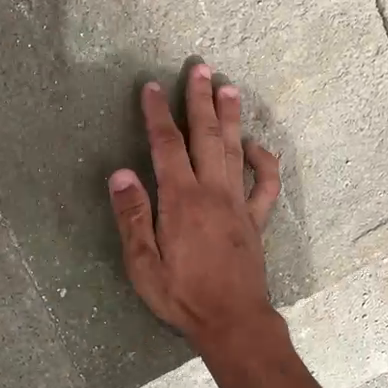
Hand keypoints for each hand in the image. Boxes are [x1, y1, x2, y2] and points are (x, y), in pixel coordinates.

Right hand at [108, 62, 281, 354]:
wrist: (232, 321)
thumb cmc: (181, 296)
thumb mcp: (143, 263)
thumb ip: (132, 217)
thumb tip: (121, 174)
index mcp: (181, 201)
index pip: (166, 147)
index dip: (157, 115)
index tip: (151, 88)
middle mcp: (213, 193)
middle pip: (206, 137)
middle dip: (200, 101)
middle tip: (199, 67)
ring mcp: (239, 205)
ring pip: (235, 150)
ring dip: (230, 117)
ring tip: (227, 87)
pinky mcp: (255, 221)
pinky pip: (266, 184)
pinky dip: (264, 160)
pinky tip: (257, 146)